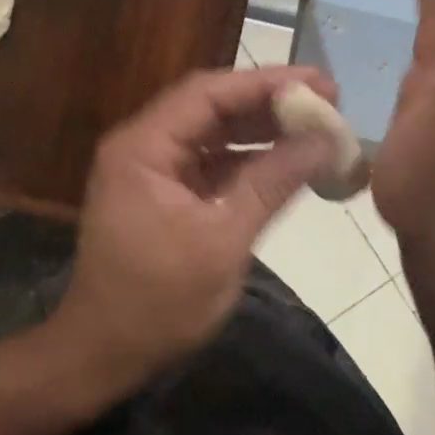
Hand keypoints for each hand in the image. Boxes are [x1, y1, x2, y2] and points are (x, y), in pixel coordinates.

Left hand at [54, 67, 338, 377]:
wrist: (104, 353)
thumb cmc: (159, 301)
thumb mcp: (223, 241)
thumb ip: (272, 183)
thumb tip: (324, 139)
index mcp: (142, 148)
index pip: (209, 93)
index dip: (267, 82)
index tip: (323, 84)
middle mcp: (141, 147)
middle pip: (210, 108)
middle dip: (269, 103)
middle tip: (330, 103)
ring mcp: (150, 172)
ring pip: (211, 135)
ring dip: (261, 132)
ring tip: (318, 128)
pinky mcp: (161, 196)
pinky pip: (208, 164)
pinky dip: (246, 163)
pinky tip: (287, 163)